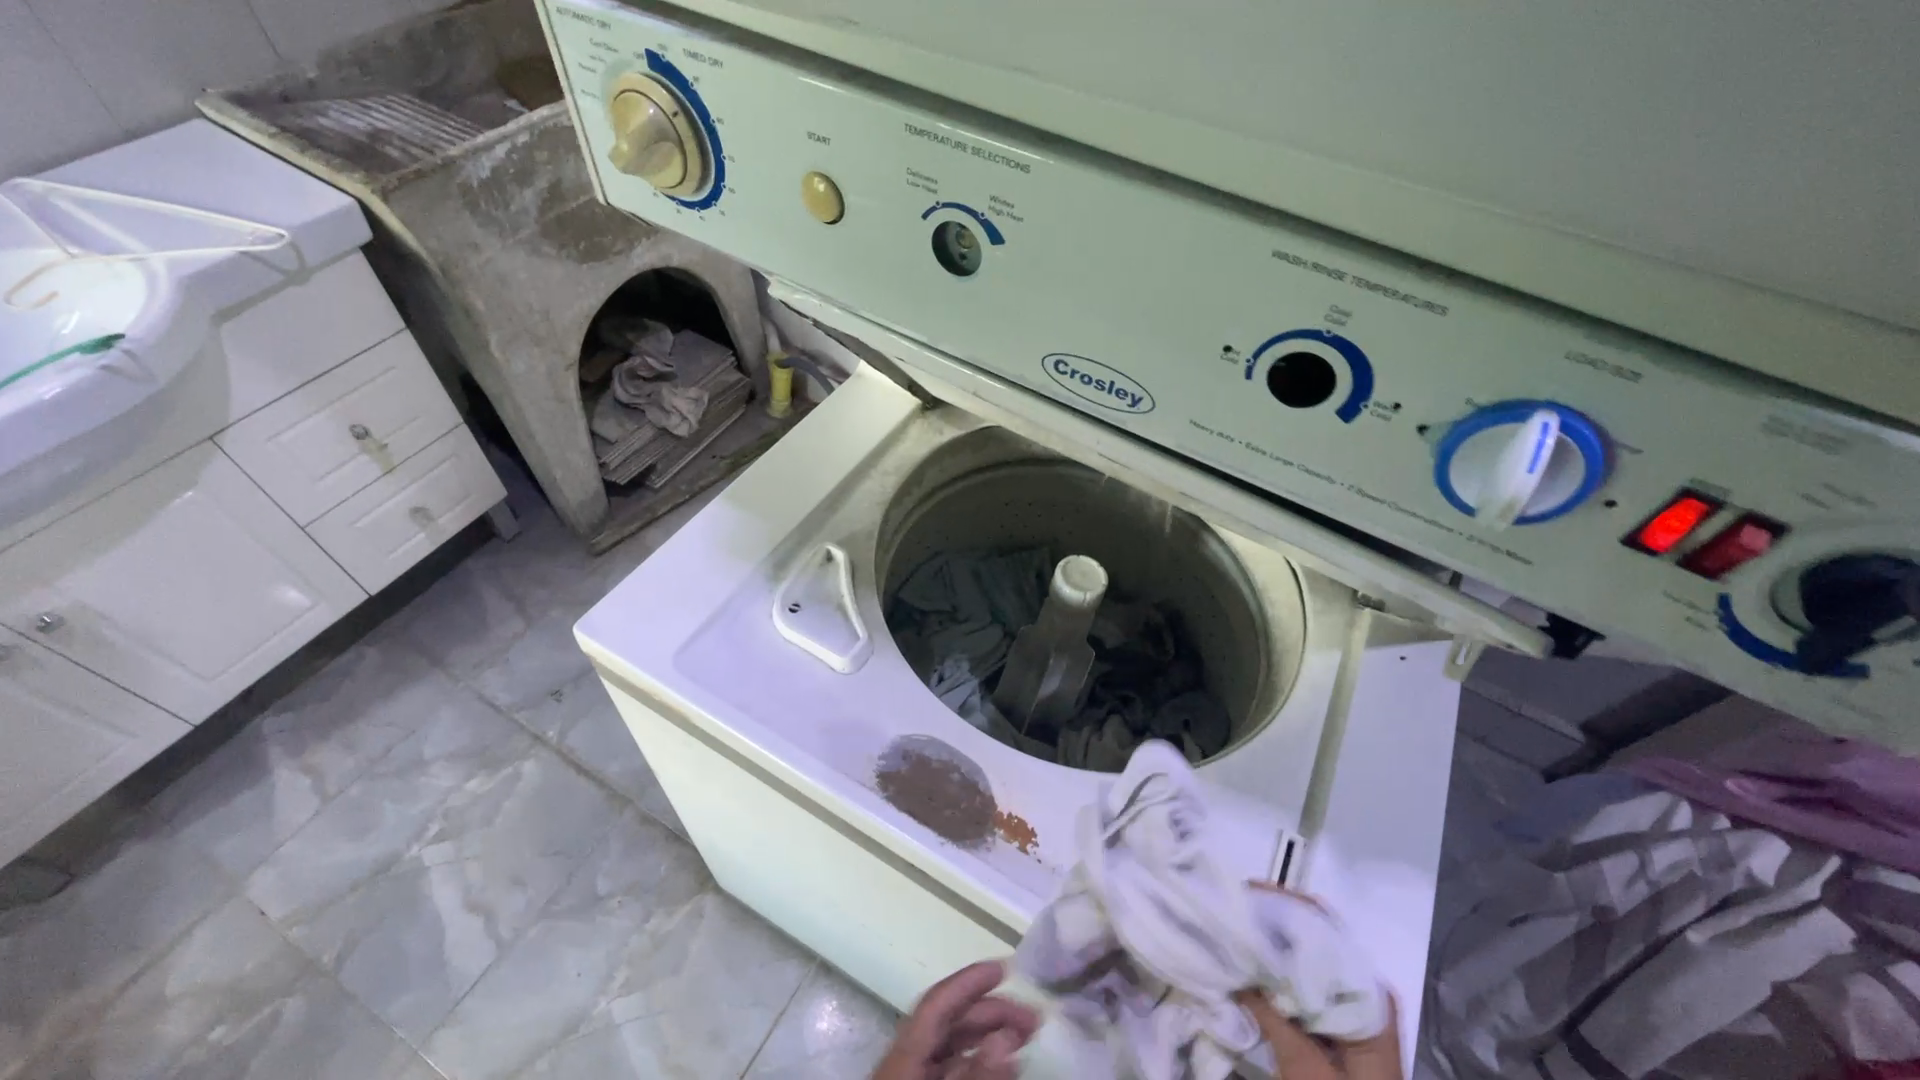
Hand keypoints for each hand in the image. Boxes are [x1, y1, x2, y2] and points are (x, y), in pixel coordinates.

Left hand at [872, 960, 1040, 1079]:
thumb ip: (973, 1071)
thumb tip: (1007, 1036)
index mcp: (904, 1049)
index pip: (938, 1002)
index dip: (970, 980)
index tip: (1006, 966)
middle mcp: (905, 1055)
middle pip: (950, 1022)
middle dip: (992, 1012)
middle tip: (1033, 1017)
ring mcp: (910, 1072)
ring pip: (953, 1046)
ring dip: (990, 1037)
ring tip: (1025, 1037)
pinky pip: (950, 1069)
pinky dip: (977, 1062)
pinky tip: (1004, 1064)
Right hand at [1238, 881, 1402, 1079]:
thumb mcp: (1305, 1068)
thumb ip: (1270, 1014)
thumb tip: (1232, 965)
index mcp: (1368, 996)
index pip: (1327, 930)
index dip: (1285, 906)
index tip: (1243, 893)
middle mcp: (1360, 994)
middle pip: (1313, 943)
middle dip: (1269, 925)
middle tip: (1224, 909)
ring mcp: (1344, 1014)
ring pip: (1302, 966)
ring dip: (1266, 949)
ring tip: (1224, 929)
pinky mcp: (1327, 1033)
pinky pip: (1297, 992)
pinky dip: (1269, 978)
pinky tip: (1239, 968)